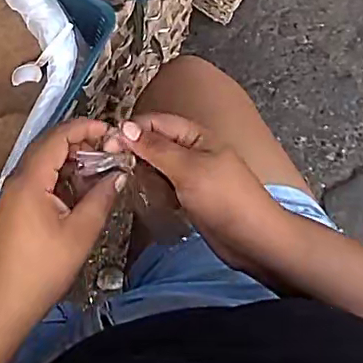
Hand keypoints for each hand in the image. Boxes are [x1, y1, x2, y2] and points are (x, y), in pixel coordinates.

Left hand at [0, 118, 123, 318]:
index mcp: (31, 179)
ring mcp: (14, 193)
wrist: (0, 305)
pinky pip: (39, 177)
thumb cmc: (40, 270)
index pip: (58, 136)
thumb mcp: (80, 233)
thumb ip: (101, 198)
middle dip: (80, 141)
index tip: (110, 131)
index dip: (85, 128)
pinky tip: (79, 189)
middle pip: (50, 144)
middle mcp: (18, 179)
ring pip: (44, 161)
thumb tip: (118, 175)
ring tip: (99, 167)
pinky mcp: (15, 207)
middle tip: (108, 149)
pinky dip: (61, 175)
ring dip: (71, 159)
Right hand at [120, 114, 300, 280]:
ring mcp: (192, 175)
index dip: (132, 129)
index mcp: (196, 135)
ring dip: (143, 171)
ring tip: (126, 181)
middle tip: (112, 164)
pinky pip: (164, 185)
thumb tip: (126, 127)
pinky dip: (153, 189)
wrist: (254, 240)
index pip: (156, 122)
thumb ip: (157, 148)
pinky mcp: (190, 196)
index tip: (108, 143)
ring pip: (157, 165)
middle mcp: (192, 151)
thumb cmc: (225, 199)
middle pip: (155, 142)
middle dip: (134, 150)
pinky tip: (143, 196)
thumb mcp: (188, 169)